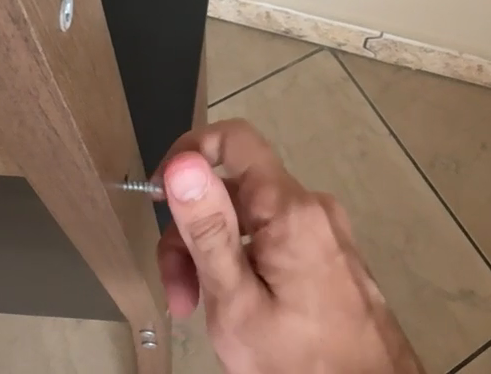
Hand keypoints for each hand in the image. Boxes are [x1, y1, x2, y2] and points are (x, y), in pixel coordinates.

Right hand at [155, 119, 423, 373]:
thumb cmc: (299, 363)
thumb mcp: (237, 303)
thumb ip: (208, 230)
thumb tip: (182, 163)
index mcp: (290, 207)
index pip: (233, 139)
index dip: (189, 152)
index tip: (161, 199)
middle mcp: (312, 204)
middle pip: (235, 187)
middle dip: (196, 231)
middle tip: (178, 293)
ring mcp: (324, 229)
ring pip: (251, 217)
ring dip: (216, 254)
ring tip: (200, 311)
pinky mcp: (330, 253)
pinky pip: (274, 237)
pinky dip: (245, 262)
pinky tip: (238, 307)